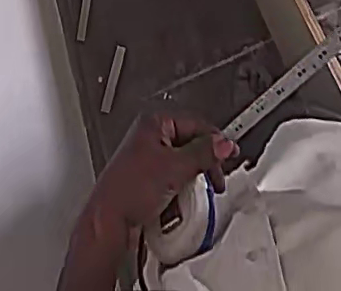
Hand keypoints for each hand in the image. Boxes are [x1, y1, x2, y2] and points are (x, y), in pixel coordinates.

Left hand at [86, 113, 236, 232]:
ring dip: (193, 180)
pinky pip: (174, 179)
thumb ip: (202, 154)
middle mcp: (150, 136)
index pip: (194, 123)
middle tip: (216, 178)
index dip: (214, 139)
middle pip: (190, 144)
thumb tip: (222, 144)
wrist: (110, 218)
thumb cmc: (129, 187)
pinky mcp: (149, 178)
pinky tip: (182, 201)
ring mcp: (149, 158)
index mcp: (154, 122)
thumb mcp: (174, 167)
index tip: (230, 152)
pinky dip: (182, 190)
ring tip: (195, 193)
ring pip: (183, 164)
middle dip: (203, 164)